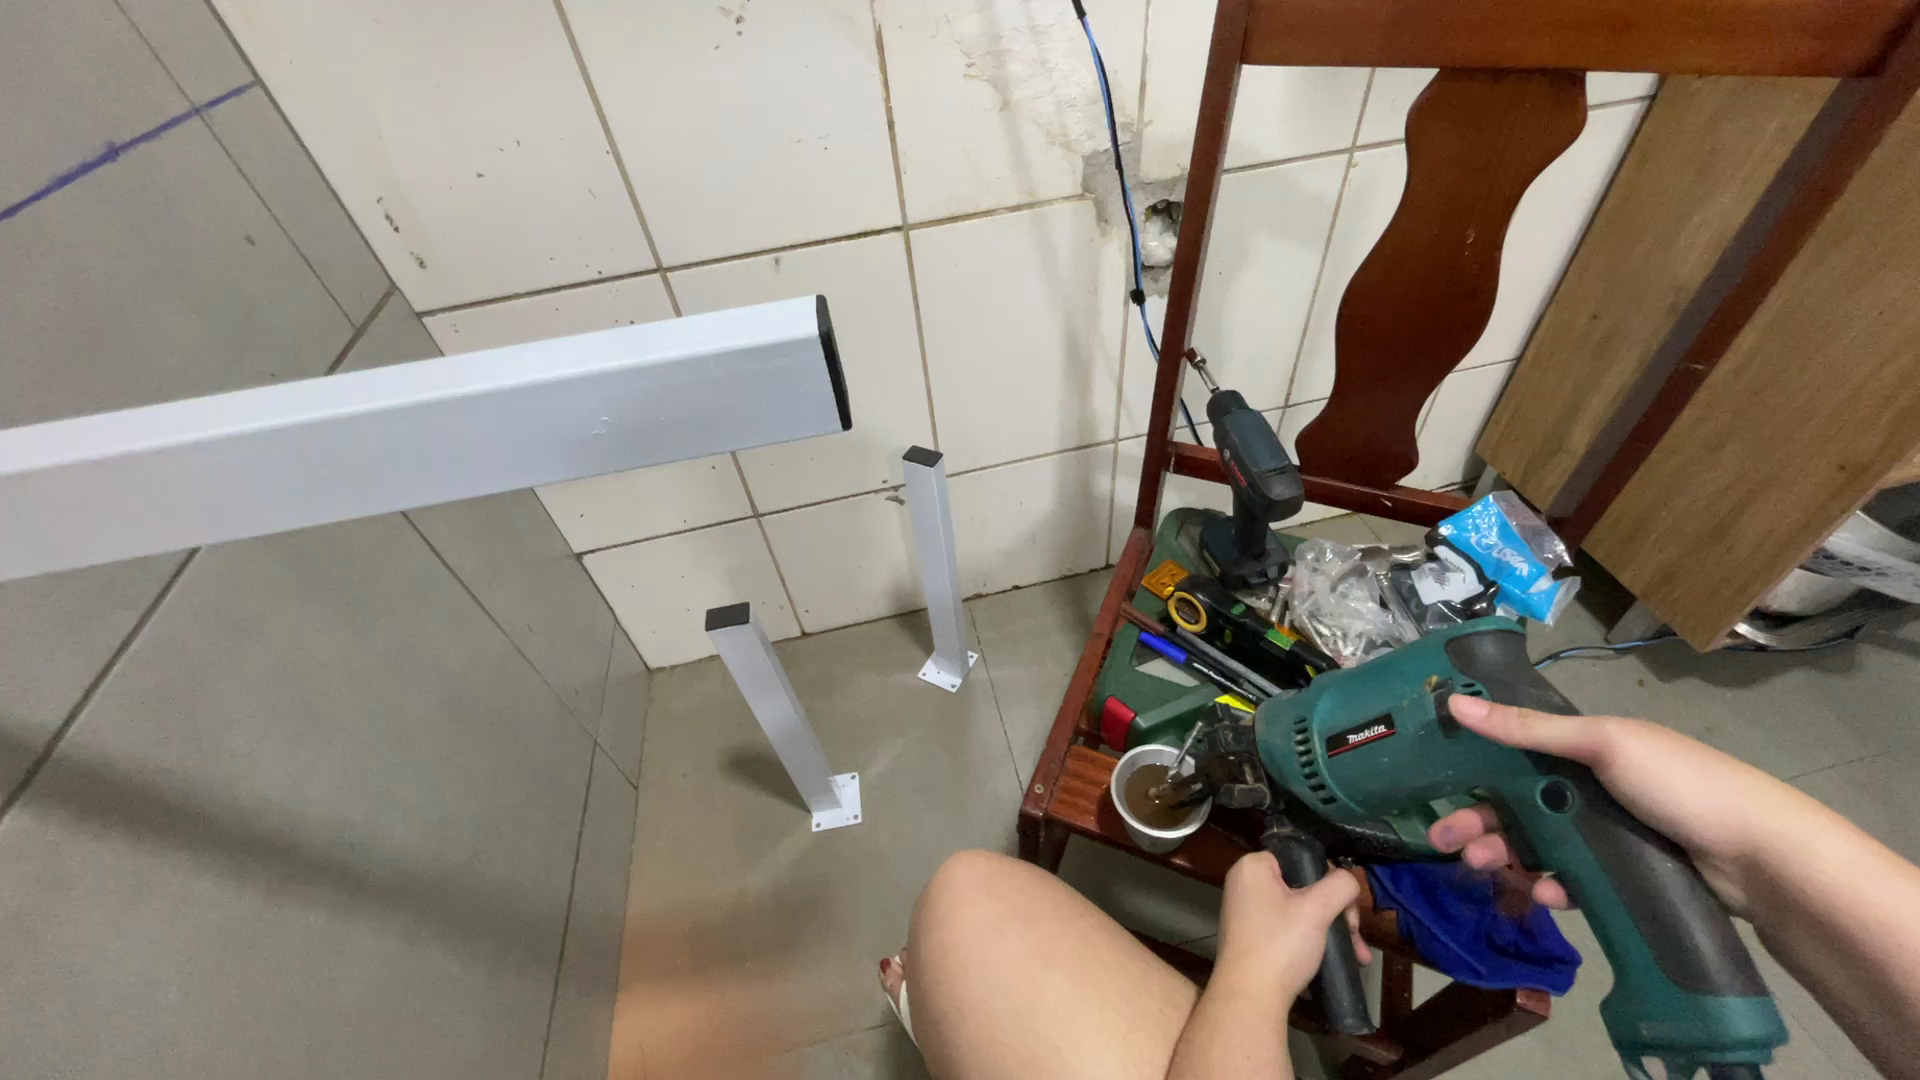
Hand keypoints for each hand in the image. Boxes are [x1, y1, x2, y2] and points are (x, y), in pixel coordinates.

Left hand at [1215, 850, 1361, 998]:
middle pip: (1303, 886)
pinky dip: (1312, 940)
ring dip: (1331, 930)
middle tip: (1355, 934)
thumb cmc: (1281, 944)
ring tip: (1357, 955)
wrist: (1251, 995)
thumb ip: (1339, 886)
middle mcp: (1245, 883)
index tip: (1346, 906)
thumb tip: (1348, 878)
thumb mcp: (1316, 910)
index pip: (1298, 857)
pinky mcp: (1252, 934)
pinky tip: (1337, 961)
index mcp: (1253, 866)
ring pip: (1300, 910)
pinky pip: (1288, 927)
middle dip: (1336, 912)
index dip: (1327, 878)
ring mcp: (1247, 910)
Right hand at [1428, 694, 1784, 913]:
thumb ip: (1526, 729)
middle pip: (1511, 802)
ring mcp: (1601, 831)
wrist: (1767, 861)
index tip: (1432, 777)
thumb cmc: (1681, 784)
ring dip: (1500, 853)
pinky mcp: (1617, 872)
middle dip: (1475, 820)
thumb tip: (1453, 701)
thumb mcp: (1602, 744)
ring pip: (1532, 841)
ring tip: (1480, 866)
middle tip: (1443, 839)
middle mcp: (1584, 785)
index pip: (1509, 750)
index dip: (1468, 763)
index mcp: (1581, 746)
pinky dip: (1548, 883)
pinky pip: (1567, 876)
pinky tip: (1542, 890)